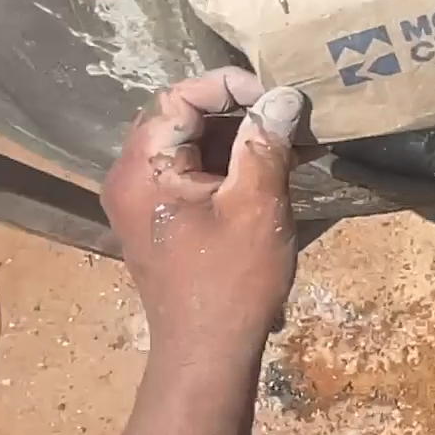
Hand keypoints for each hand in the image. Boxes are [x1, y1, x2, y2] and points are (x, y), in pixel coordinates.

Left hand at [100, 67, 305, 363]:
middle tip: (294, 116)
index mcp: (143, 169)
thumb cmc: (232, 278)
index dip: (230, 85)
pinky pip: (202, 168)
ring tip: (300, 137)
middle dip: (244, 108)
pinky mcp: (170, 213)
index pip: (178, 97)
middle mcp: (134, 176)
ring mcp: (150, 196)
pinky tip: (285, 161)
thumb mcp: (258, 204)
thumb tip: (284, 96)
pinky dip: (240, 159)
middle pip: (186, 116)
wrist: (209, 349)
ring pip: (197, 141)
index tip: (279, 100)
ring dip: (247, 134)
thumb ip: (266, 144)